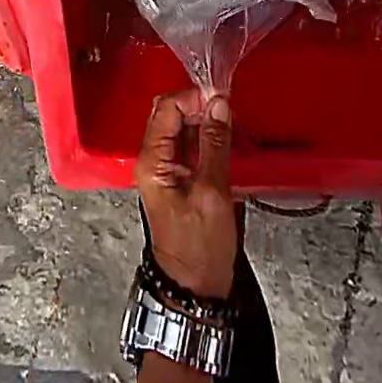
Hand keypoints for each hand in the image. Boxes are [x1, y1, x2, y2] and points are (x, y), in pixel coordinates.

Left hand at [135, 88, 237, 298]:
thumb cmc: (201, 245)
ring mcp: (163, 168)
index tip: (221, 97)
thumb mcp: (213, 192)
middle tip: (228, 106)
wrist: (194, 286)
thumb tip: (219, 105)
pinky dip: (204, 137)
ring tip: (229, 120)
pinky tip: (223, 138)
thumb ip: (215, 145)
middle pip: (168, 115)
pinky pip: (186, 147)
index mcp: (152, 160)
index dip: (192, 98)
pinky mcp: (177, 178)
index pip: (165, 110)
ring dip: (201, 120)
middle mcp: (151, 159)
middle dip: (196, 105)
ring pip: (178, 129)